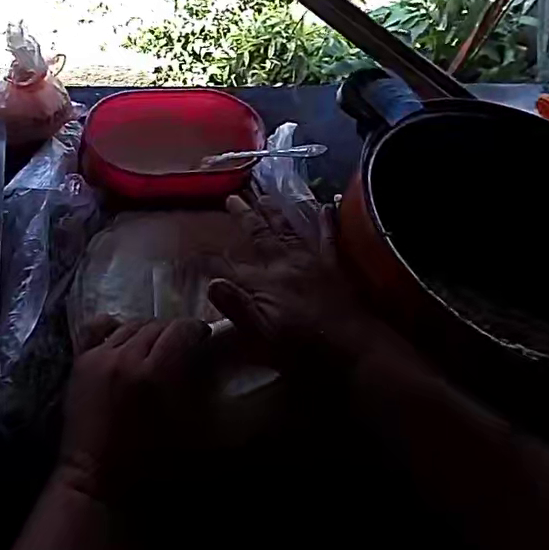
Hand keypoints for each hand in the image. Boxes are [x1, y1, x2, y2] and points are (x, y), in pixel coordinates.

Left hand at [56, 316, 212, 508]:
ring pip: (129, 326)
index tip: (206, 339)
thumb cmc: (154, 470)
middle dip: (174, 332)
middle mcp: (127, 357)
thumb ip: (223, 407)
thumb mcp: (200, 440)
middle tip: (184, 347)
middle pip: (156, 326)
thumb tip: (245, 382)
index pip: (182, 329)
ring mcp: (99, 357)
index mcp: (157, 373)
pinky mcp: (80, 362)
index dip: (198, 331)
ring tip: (156, 347)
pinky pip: (96, 329)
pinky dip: (112, 328)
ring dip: (147, 332)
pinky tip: (122, 336)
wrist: (98, 483)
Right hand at [207, 193, 415, 372]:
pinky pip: (328, 239)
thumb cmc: (305, 351)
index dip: (207, 259)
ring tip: (264, 196)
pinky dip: (326, 221)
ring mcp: (311, 263)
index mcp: (264, 284)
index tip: (190, 252)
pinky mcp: (334, 269)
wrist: (358, 353)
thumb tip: (211, 282)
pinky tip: (327, 206)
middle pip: (259, 236)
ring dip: (275, 213)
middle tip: (232, 198)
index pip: (228, 266)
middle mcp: (285, 266)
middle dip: (244, 217)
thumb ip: (237, 308)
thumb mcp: (263, 337)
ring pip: (288, 230)